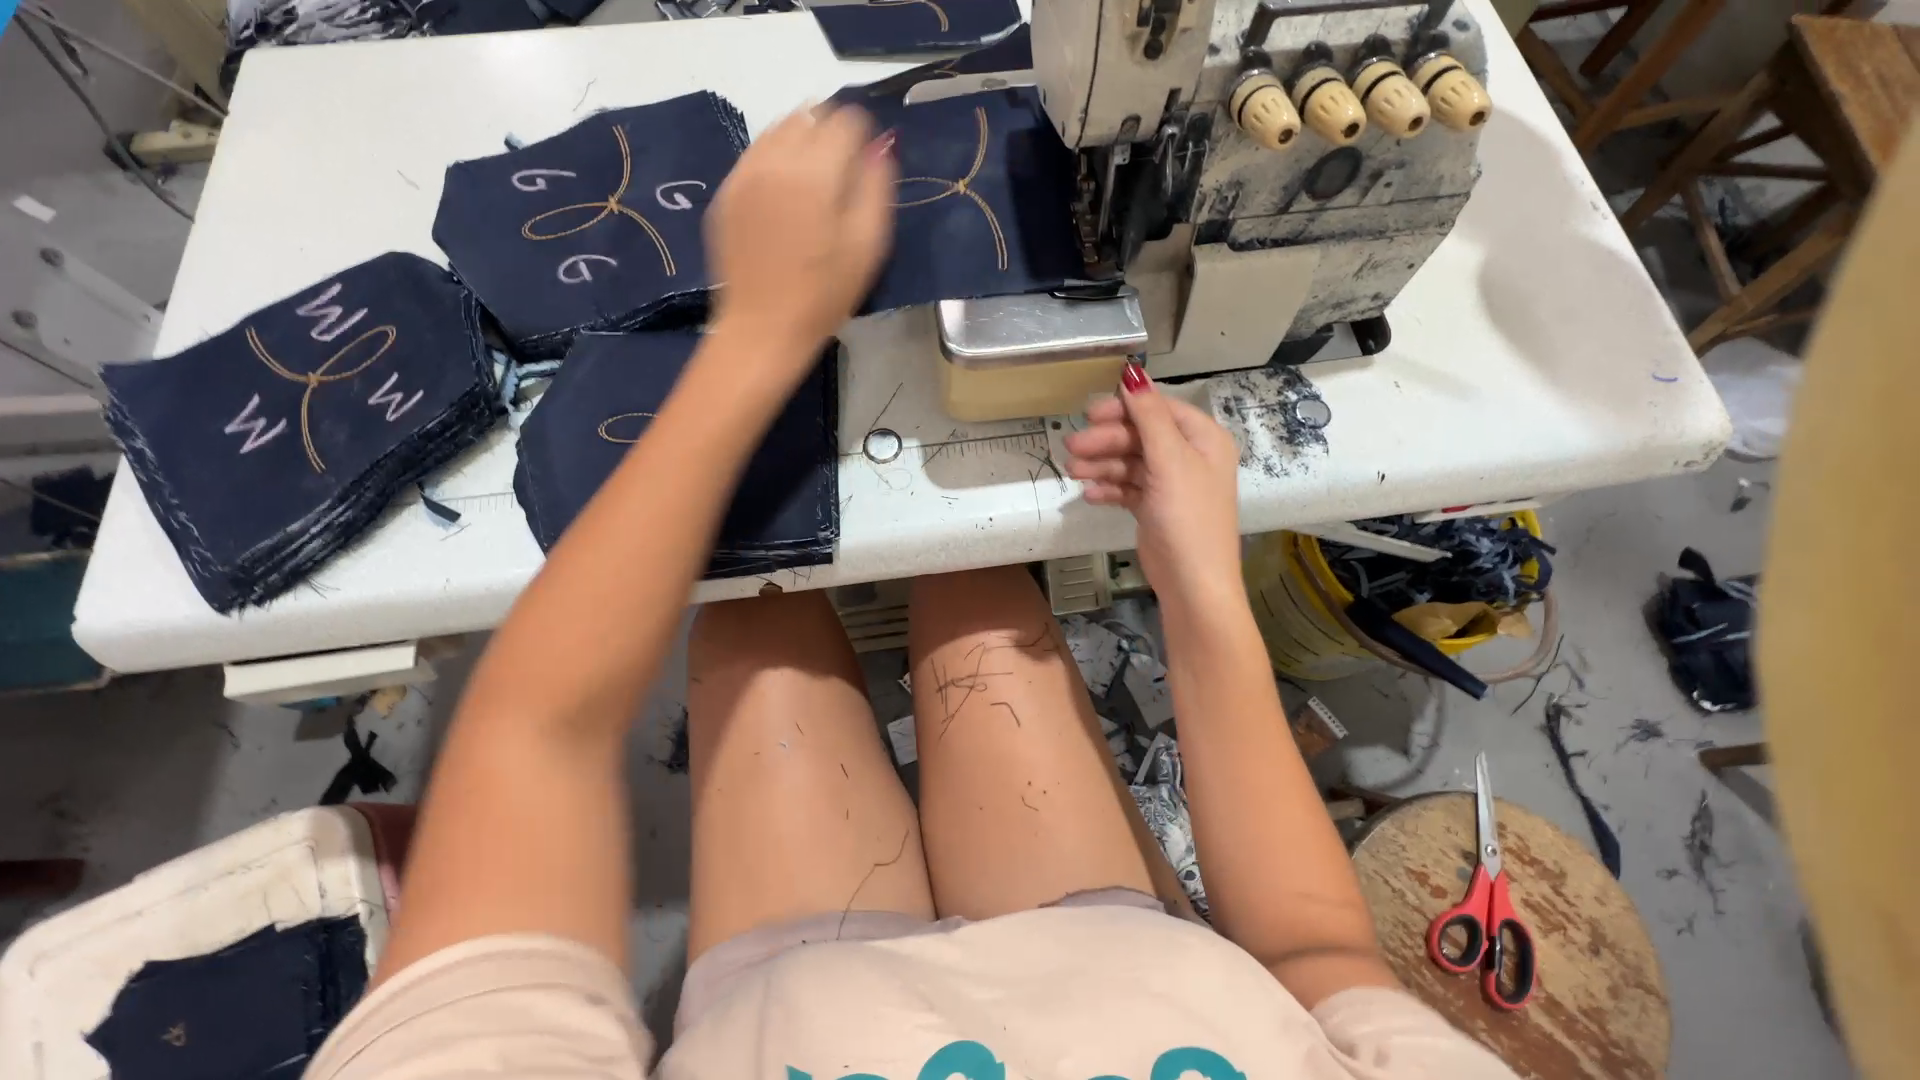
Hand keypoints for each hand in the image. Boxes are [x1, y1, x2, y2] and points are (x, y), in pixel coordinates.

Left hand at [704, 104, 895, 389]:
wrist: (763, 328)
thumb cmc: (824, 295)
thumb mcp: (868, 246)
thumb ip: (876, 188)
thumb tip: (879, 148)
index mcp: (815, 173)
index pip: (845, 120)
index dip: (863, 137)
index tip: (866, 163)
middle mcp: (775, 161)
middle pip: (809, 115)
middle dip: (830, 133)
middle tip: (841, 173)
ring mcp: (744, 175)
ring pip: (778, 128)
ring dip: (801, 141)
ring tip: (813, 180)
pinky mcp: (726, 193)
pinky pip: (755, 154)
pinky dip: (775, 160)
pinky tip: (784, 195)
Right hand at [1064, 363, 1242, 598]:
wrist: (1193, 583)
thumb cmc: (1188, 517)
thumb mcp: (1170, 461)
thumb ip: (1149, 417)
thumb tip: (1133, 373)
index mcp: (1204, 439)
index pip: (1160, 409)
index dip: (1126, 408)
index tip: (1090, 412)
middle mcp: (1189, 457)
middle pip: (1141, 435)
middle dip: (1107, 441)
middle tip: (1072, 448)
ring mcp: (1171, 484)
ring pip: (1130, 462)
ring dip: (1102, 465)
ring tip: (1074, 472)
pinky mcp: (1155, 508)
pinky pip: (1128, 488)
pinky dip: (1109, 489)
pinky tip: (1089, 496)